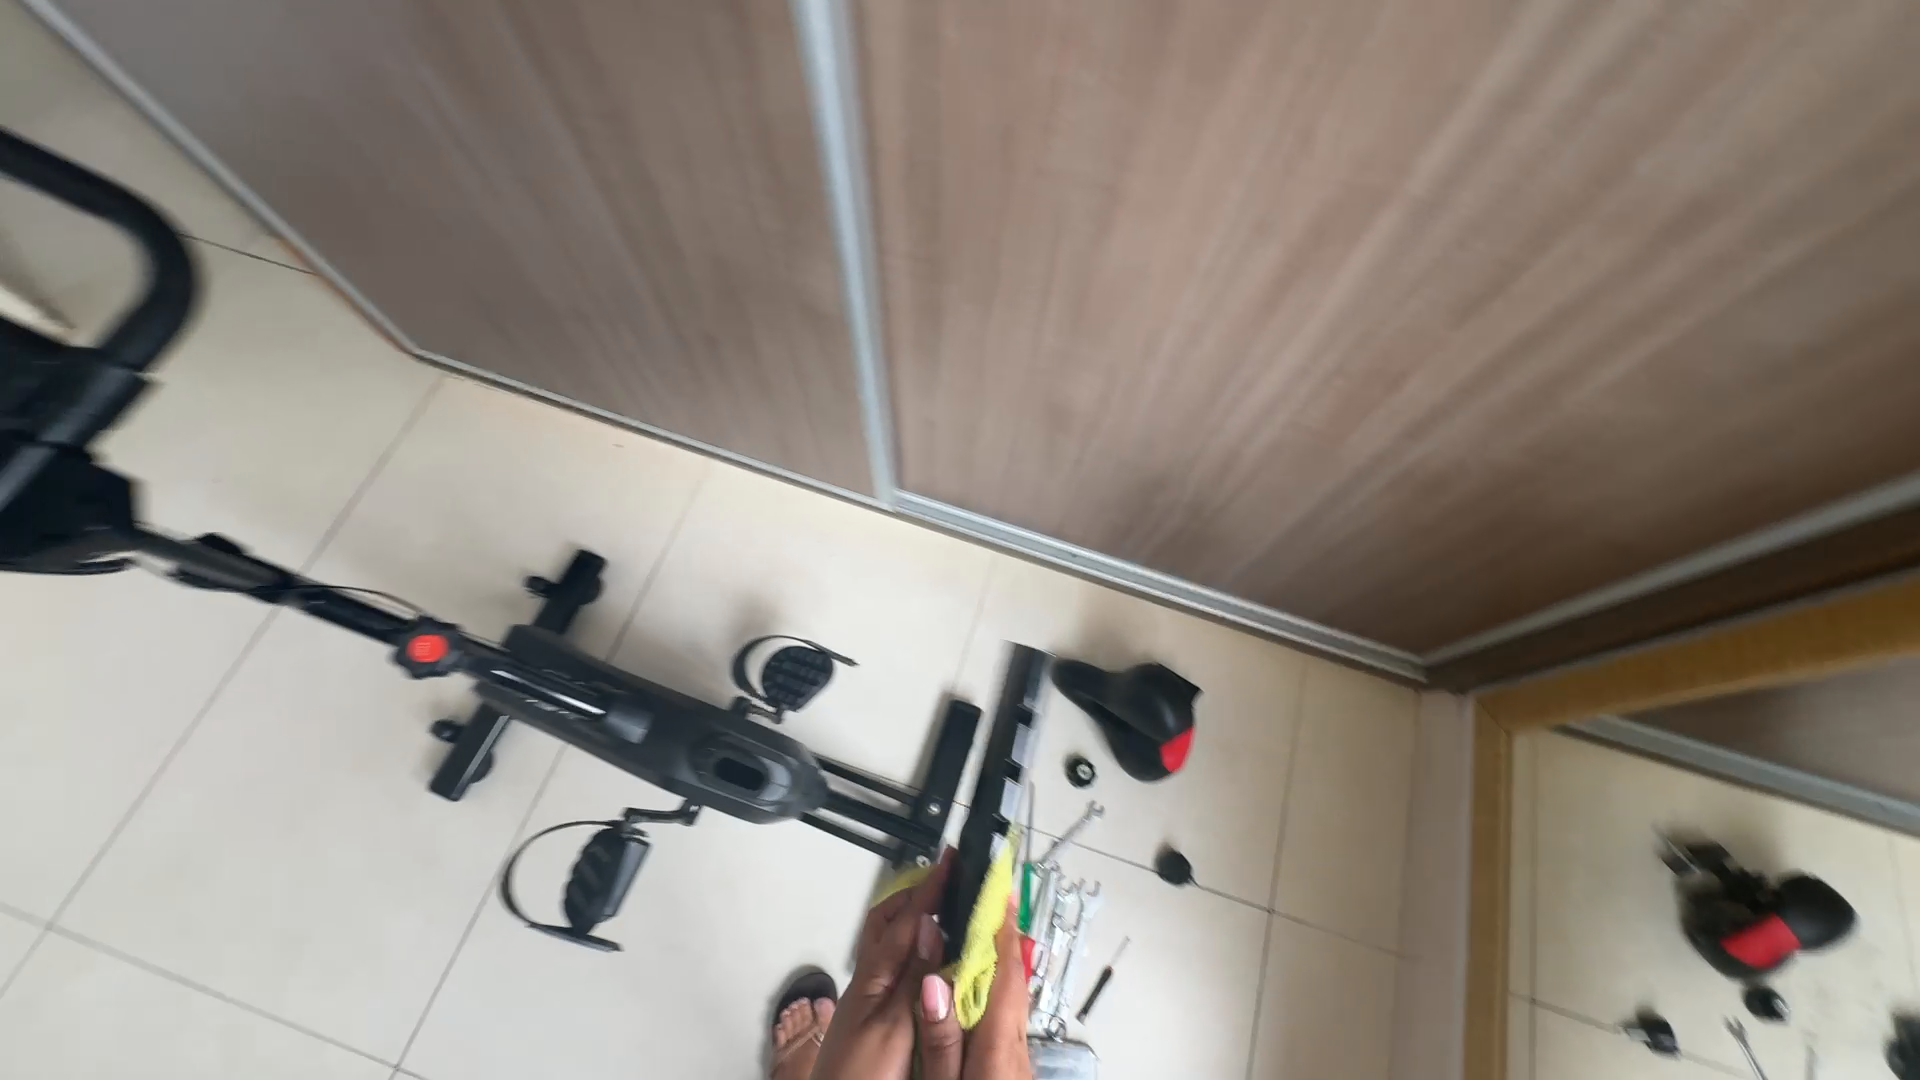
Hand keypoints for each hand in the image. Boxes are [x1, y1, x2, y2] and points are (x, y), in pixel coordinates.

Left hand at [811, 852, 952, 1079]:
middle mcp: (869, 981)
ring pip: (891, 946)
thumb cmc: (862, 1077)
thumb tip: (928, 922)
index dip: (930, 888)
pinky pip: (896, 970)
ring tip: (942, 916)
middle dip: (913, 897)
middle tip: (944, 884)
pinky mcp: (876, 1021)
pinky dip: (915, 955)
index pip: (906, 920)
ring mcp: (870, 1000)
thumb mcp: (894, 1027)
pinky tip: (930, 965)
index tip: (951, 859)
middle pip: (887, 924)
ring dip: (913, 924)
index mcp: (874, 976)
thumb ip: (913, 977)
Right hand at [913, 894, 1033, 1079]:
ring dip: (1000, 961)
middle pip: (1014, 978)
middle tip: (986, 901)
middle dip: (1002, 937)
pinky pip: (1009, 1014)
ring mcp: (1020, 1056)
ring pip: (1014, 995)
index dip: (1003, 929)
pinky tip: (978, 985)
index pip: (1007, 972)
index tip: (999, 891)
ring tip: (978, 933)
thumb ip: (940, 1040)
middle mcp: (1017, 1043)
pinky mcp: (1013, 1067)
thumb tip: (932, 982)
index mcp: (1000, 1043)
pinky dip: (997, 988)